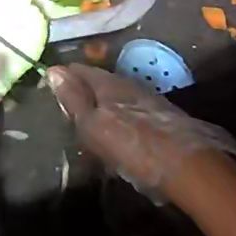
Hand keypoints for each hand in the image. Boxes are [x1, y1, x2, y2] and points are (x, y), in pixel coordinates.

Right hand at [46, 65, 235, 199]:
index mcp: (107, 82)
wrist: (187, 166)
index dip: (62, 77)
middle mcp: (127, 83)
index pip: (78, 69)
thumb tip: (53, 70)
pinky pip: (129, 108)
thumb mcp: (92, 125)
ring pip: (115, 94)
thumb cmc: (131, 146)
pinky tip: (117, 129)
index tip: (49, 89)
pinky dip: (117, 115)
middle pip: (97, 81)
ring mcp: (146, 99)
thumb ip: (73, 98)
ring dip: (101, 103)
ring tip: (89, 120)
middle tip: (66, 107)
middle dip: (81, 90)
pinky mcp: (161, 116)